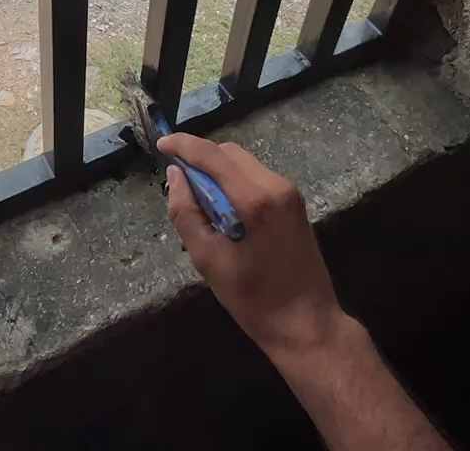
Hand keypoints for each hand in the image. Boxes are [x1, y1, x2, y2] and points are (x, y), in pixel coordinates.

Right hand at [158, 132, 349, 359]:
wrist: (308, 326)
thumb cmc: (255, 300)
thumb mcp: (209, 261)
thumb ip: (186, 213)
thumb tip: (175, 175)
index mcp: (255, 199)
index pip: (213, 155)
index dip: (183, 145)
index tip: (161, 144)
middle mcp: (275, 185)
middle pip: (229, 153)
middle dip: (200, 158)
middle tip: (179, 181)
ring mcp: (289, 192)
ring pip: (243, 162)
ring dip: (217, 170)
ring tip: (199, 199)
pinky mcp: (294, 202)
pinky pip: (256, 177)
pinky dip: (234, 181)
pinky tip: (224, 209)